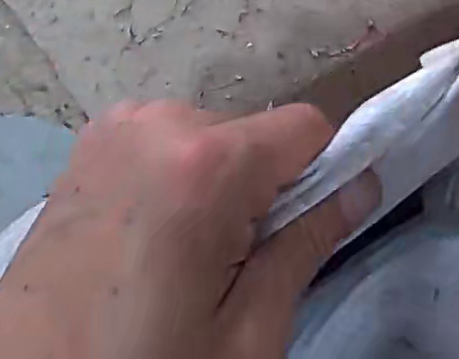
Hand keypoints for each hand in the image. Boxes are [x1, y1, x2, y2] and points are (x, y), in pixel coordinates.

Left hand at [0, 101, 377, 358]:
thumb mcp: (243, 338)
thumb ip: (309, 244)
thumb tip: (364, 185)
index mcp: (206, 163)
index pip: (309, 126)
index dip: (325, 172)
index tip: (310, 223)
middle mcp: (163, 121)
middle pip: (259, 134)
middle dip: (265, 185)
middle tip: (233, 262)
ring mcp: (121, 124)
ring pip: (219, 136)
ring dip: (223, 181)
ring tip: (182, 255)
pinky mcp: (93, 139)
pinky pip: (172, 139)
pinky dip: (181, 173)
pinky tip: (149, 234)